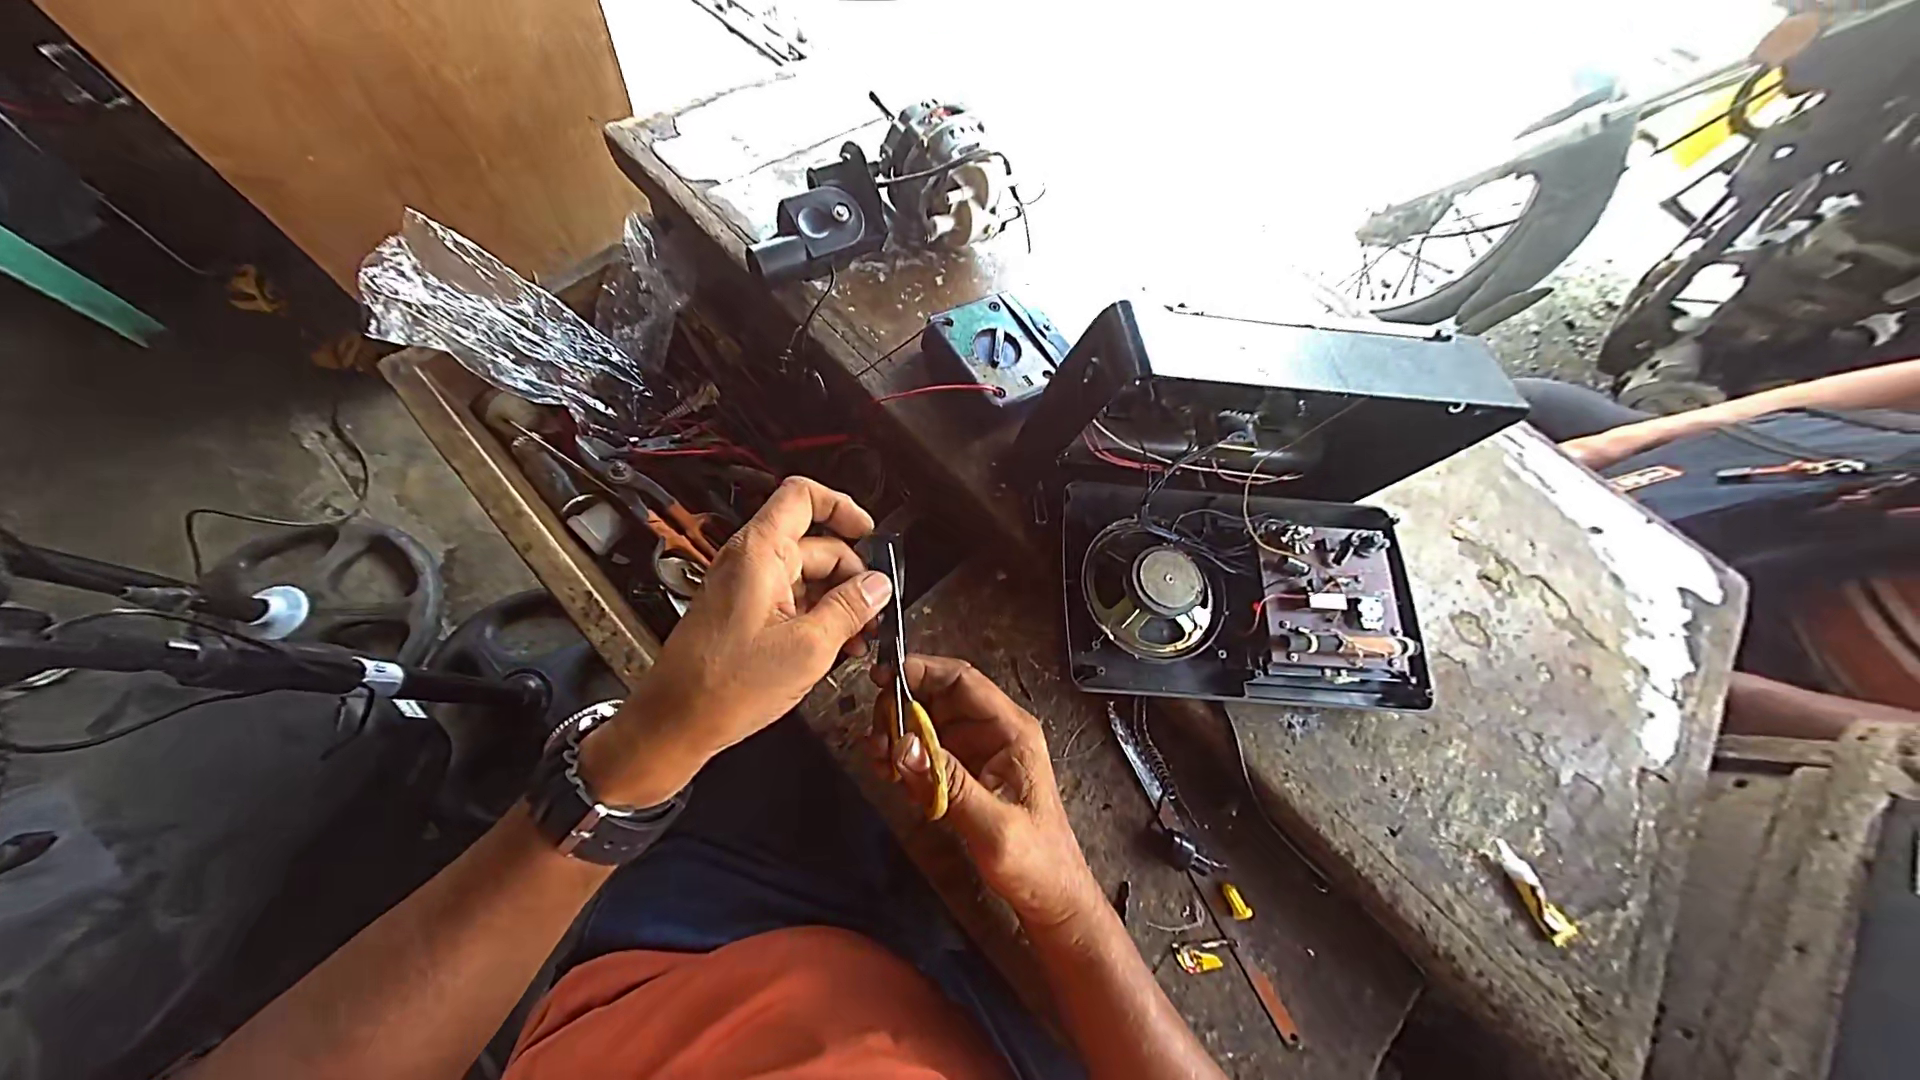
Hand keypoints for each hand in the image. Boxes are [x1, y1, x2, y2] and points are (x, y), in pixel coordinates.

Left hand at [582, 476, 891, 804]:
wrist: (676, 723)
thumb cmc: (721, 686)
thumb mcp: (808, 646)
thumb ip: (850, 608)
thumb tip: (877, 585)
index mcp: (760, 553)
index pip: (803, 496)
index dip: (842, 507)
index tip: (869, 532)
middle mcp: (751, 561)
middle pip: (817, 543)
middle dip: (852, 574)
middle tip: (874, 608)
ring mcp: (748, 586)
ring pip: (810, 575)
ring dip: (840, 601)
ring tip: (858, 635)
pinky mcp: (747, 610)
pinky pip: (794, 598)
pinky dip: (820, 615)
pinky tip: (837, 644)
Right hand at [870, 655, 1103, 930]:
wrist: (1050, 895)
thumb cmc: (1036, 860)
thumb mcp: (992, 825)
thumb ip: (948, 783)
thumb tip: (904, 744)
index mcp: (1012, 730)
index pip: (962, 680)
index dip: (922, 671)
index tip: (884, 678)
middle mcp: (994, 732)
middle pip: (939, 697)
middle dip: (902, 706)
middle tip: (876, 732)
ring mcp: (978, 750)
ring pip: (928, 722)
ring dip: (899, 733)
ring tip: (879, 757)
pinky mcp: (965, 771)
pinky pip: (927, 750)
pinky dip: (905, 757)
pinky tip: (892, 774)